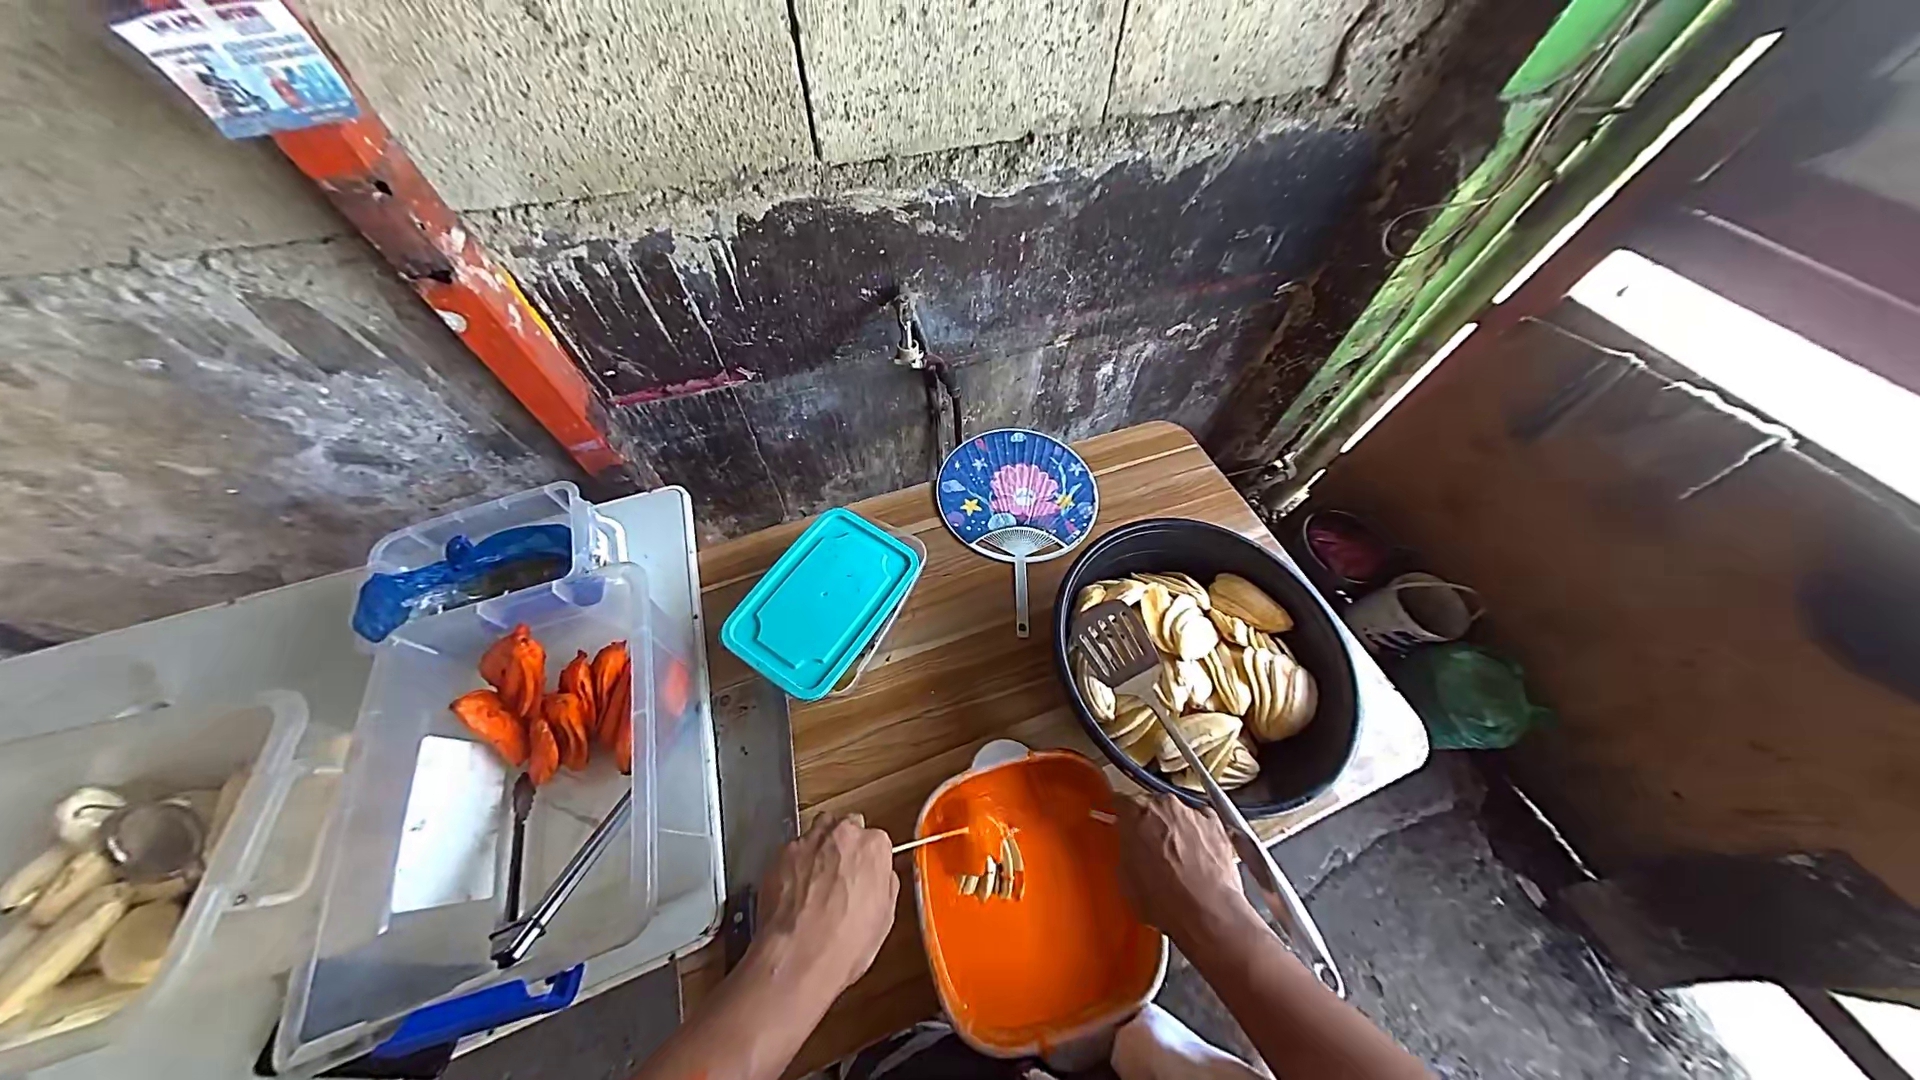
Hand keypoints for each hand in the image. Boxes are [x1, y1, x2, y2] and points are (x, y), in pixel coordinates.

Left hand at [751, 812, 899, 1000]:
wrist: (798, 958)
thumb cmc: (843, 943)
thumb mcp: (884, 918)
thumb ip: (885, 884)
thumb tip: (882, 879)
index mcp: (873, 846)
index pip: (876, 840)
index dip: (870, 860)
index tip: (865, 875)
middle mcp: (842, 835)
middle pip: (847, 826)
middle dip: (845, 844)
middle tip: (841, 874)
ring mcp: (810, 841)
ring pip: (818, 830)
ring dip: (820, 846)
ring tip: (817, 878)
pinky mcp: (782, 854)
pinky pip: (793, 851)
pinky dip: (795, 864)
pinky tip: (795, 890)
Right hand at [1116, 793, 1254, 945]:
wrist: (1208, 914)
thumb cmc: (1166, 900)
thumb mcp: (1125, 877)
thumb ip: (1125, 848)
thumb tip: (1129, 847)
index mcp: (1136, 812)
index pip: (1122, 800)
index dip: (1122, 813)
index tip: (1122, 820)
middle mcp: (1165, 805)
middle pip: (1152, 805)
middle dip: (1150, 822)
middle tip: (1150, 847)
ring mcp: (1192, 813)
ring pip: (1178, 813)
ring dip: (1176, 828)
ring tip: (1179, 858)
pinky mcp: (1216, 826)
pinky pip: (1203, 821)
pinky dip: (1200, 833)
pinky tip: (1199, 855)